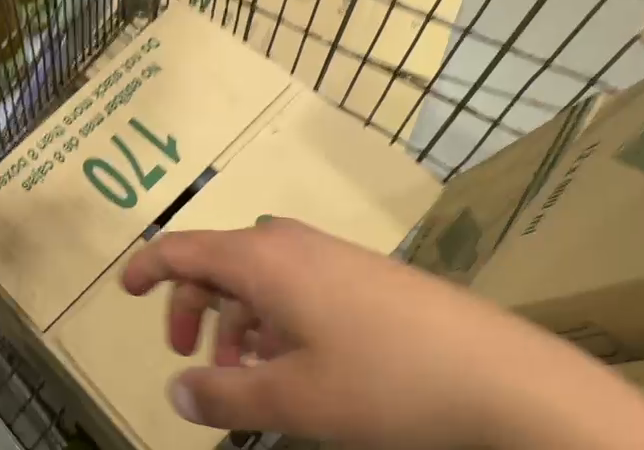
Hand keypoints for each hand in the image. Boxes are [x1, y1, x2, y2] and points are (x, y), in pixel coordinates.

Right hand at [122, 217, 643, 449]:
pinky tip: (300, 366)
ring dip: (239, 322)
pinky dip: (278, 321)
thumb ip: (226, 396)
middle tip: (191, 357)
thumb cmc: (389, 384)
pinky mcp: (370, 277)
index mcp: (260, 257)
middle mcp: (289, 242)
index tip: (125, 289)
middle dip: (194, 308)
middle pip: (218, 263)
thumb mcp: (296, 400)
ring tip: (248, 375)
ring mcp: (333, 256)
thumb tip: (175, 393)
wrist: (518, 386)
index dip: (148, 267)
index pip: (182, 248)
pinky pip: (299, 287)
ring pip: (261, 279)